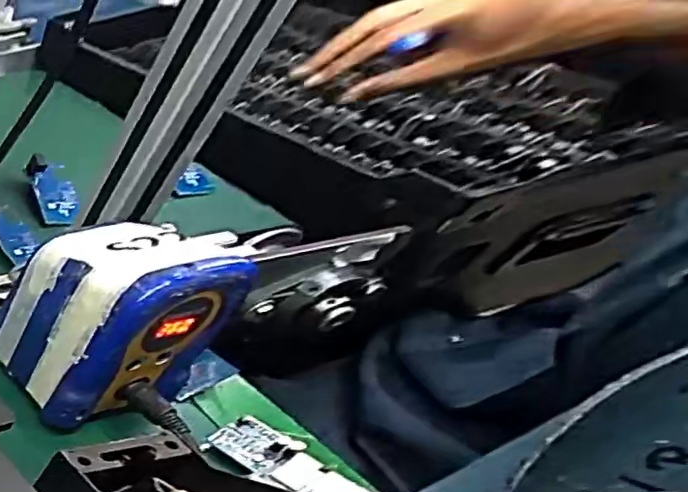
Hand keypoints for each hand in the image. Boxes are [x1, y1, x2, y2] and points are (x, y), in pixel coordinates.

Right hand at [293, 0, 687, 100]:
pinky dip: (376, 33)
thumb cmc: (527, 37)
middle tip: (304, 73)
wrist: (575, 8)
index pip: (376, 40)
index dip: (340, 66)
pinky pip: (404, 12)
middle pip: (373, 21)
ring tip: (323, 64)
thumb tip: (356, 93)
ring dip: (350, 41)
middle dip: (335, 50)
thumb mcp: (453, 68)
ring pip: (385, 13)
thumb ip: (398, 80)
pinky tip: (362, 50)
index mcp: (444, 12)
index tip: (315, 84)